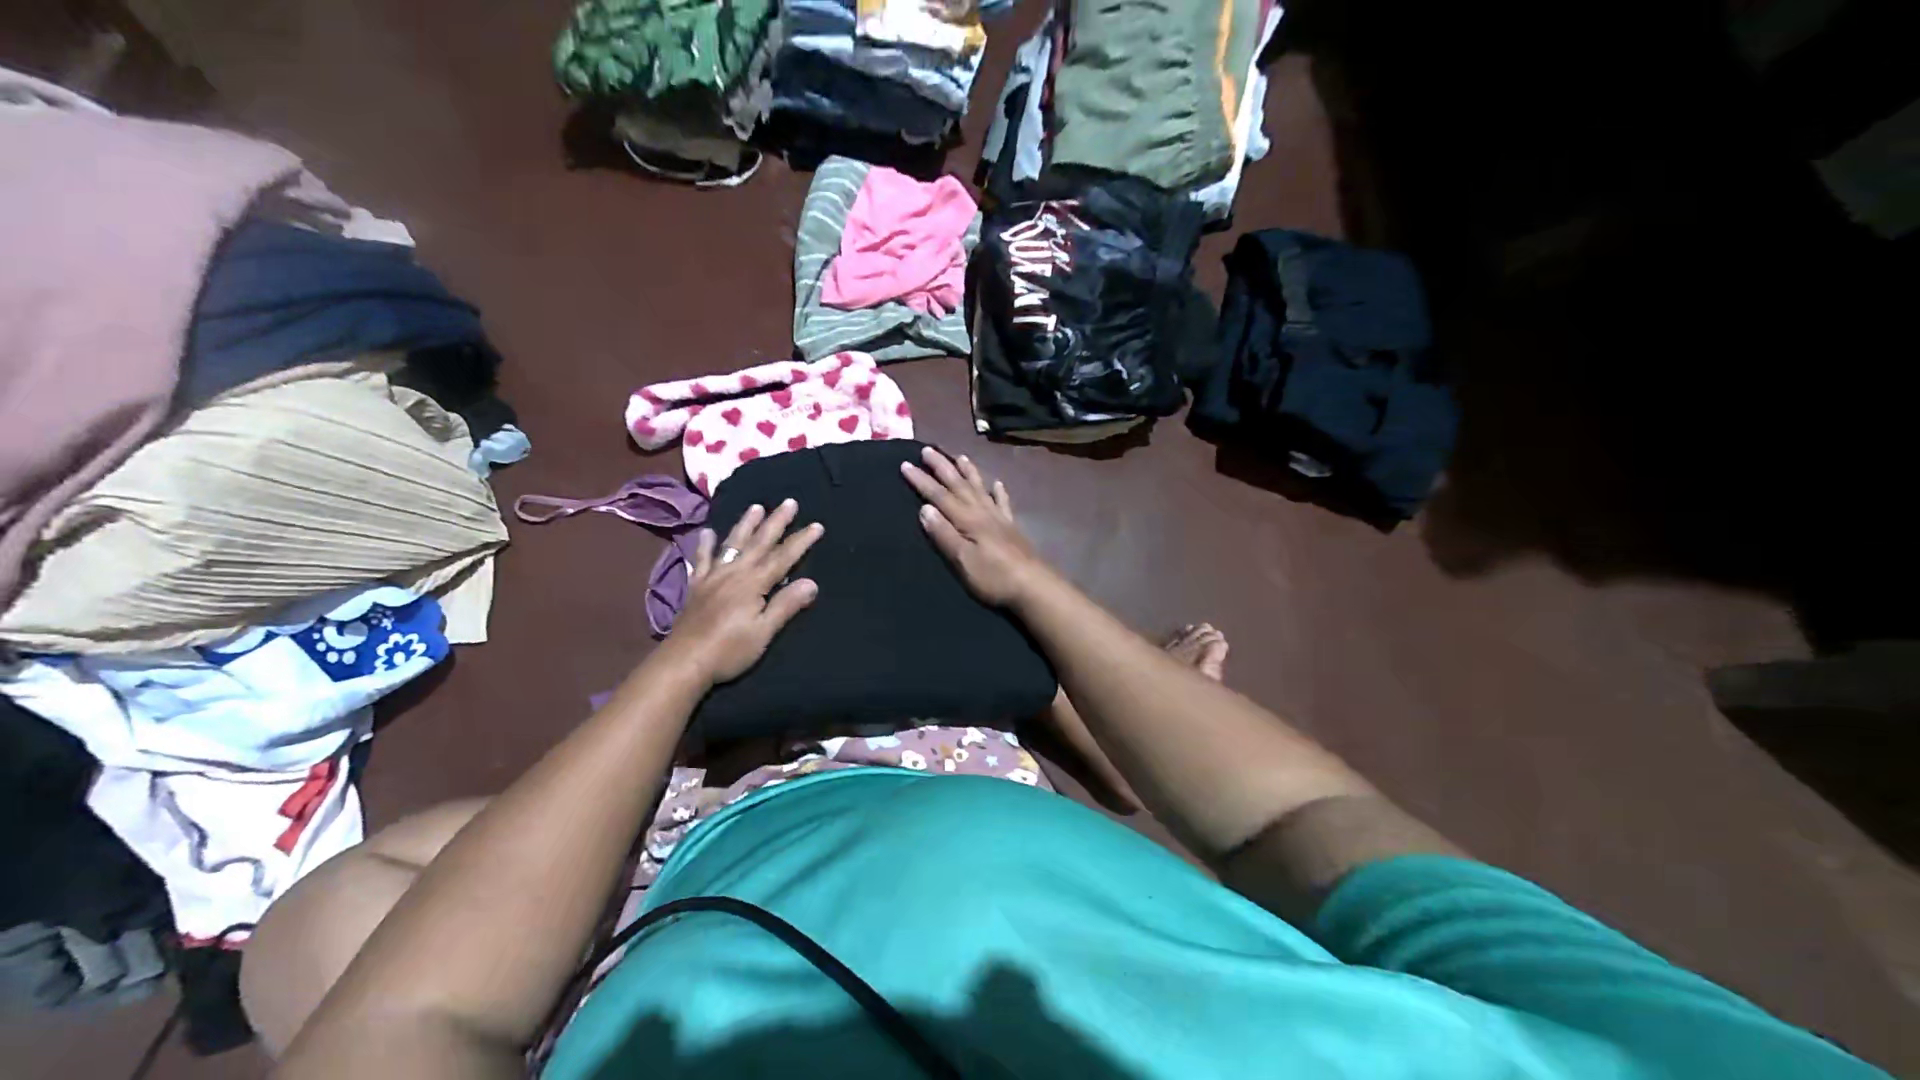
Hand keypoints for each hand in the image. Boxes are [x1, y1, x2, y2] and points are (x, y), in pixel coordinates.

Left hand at [664, 499, 822, 684]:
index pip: (783, 558)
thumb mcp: (764, 632)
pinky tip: (707, 533)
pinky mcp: (696, 586)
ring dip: (746, 525)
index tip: (817, 525)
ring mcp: (713, 577)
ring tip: (756, 507)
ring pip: (733, 544)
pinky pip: (702, 559)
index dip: (801, 541)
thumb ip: (786, 605)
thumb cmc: (729, 650)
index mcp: (753, 584)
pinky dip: (705, 545)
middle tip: (789, 502)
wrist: (684, 661)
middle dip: (776, 522)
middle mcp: (734, 573)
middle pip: (759, 543)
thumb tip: (812, 582)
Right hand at [901, 446, 1051, 606]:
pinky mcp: (1011, 528)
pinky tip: (997, 483)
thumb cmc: (993, 577)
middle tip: (928, 450)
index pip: (939, 496)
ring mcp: (999, 518)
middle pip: (959, 485)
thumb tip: (924, 508)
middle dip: (942, 467)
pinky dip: (998, 492)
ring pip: (980, 488)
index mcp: (967, 520)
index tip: (905, 464)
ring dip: (969, 472)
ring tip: (960, 456)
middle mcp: (982, 512)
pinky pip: (1002, 503)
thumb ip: (944, 534)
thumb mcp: (963, 560)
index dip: (922, 480)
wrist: (1033, 586)